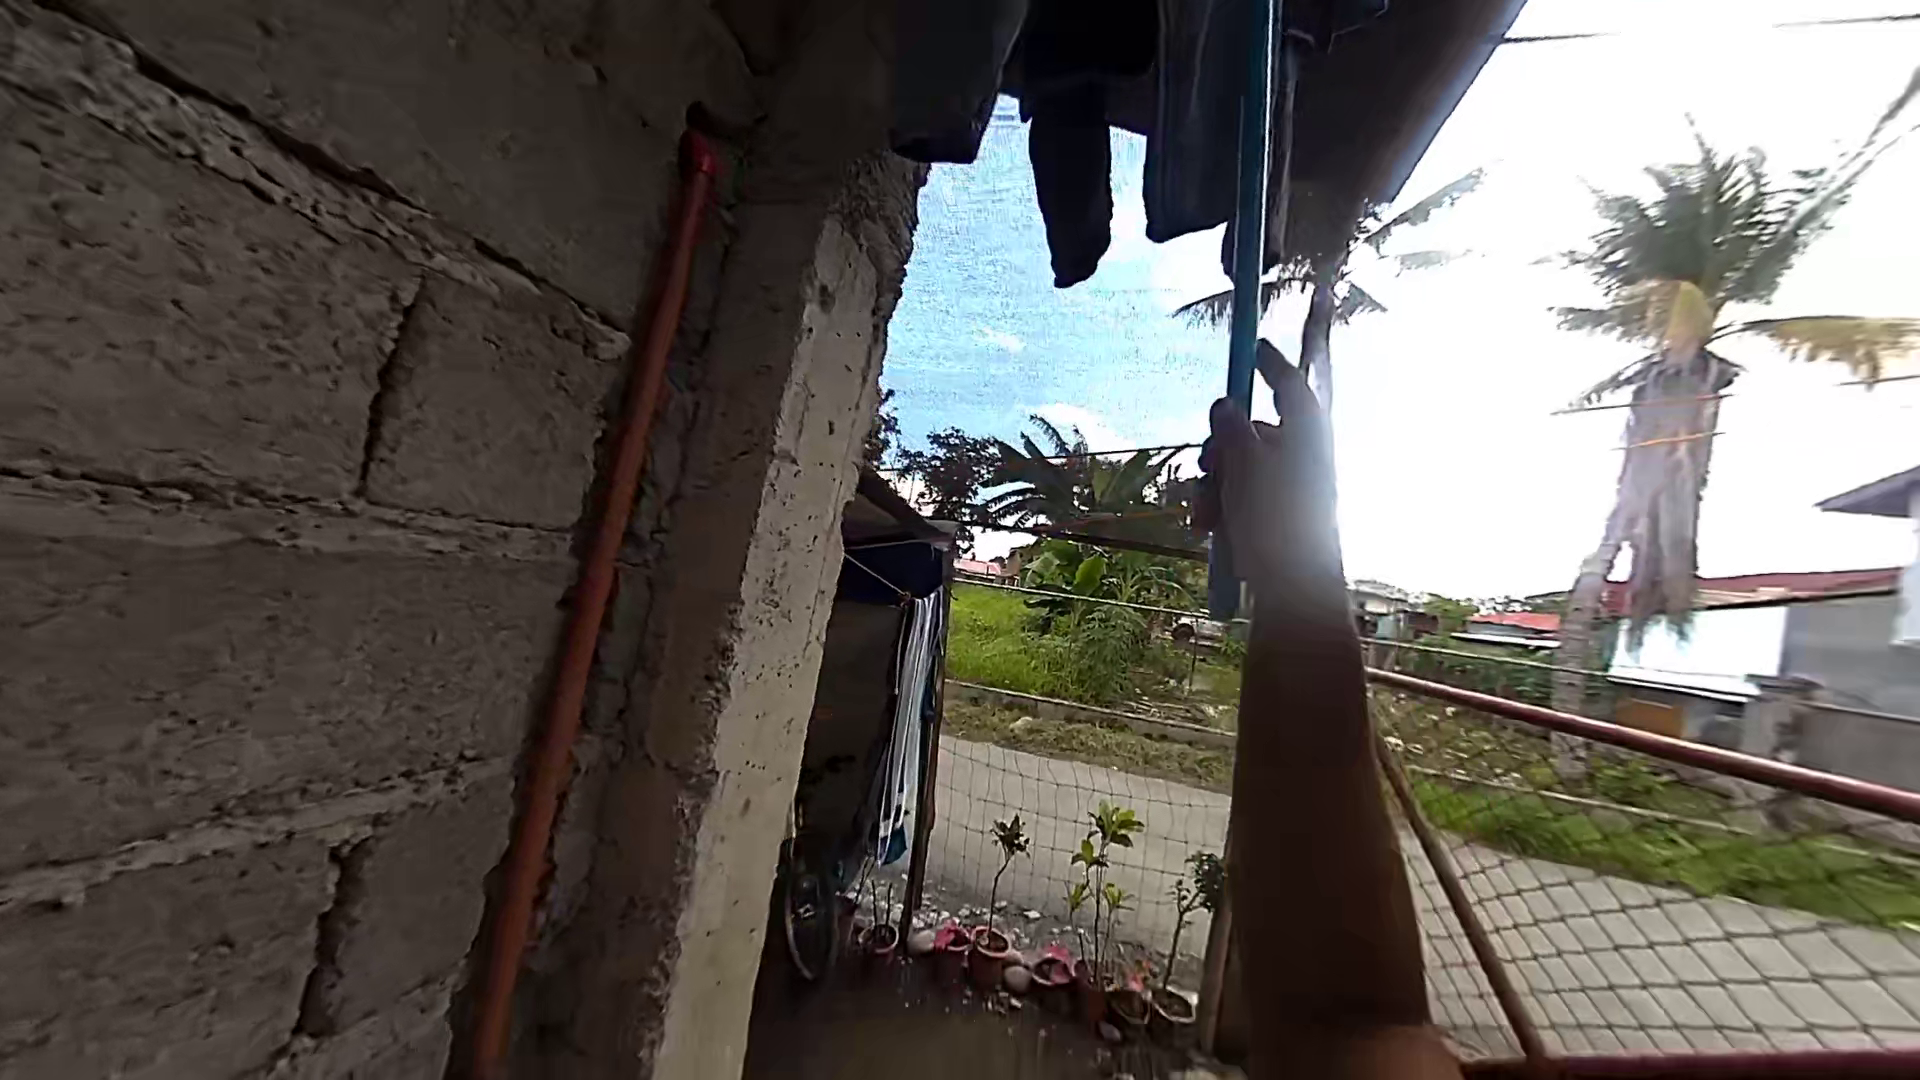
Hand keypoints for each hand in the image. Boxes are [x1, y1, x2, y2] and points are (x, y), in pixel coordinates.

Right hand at [1194, 342, 1341, 598]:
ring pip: (1237, 468)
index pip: (1290, 384)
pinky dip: (1220, 506)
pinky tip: (1208, 526)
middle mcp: (1299, 455)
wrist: (1291, 583)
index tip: (1256, 347)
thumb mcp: (1245, 465)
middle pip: (1252, 431)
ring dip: (1214, 486)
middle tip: (1207, 466)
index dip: (1271, 363)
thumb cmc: (1273, 518)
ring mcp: (1286, 486)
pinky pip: (1239, 495)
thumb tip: (1224, 403)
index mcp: (1305, 434)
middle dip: (1221, 449)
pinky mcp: (1273, 512)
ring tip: (1205, 513)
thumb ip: (1232, 429)